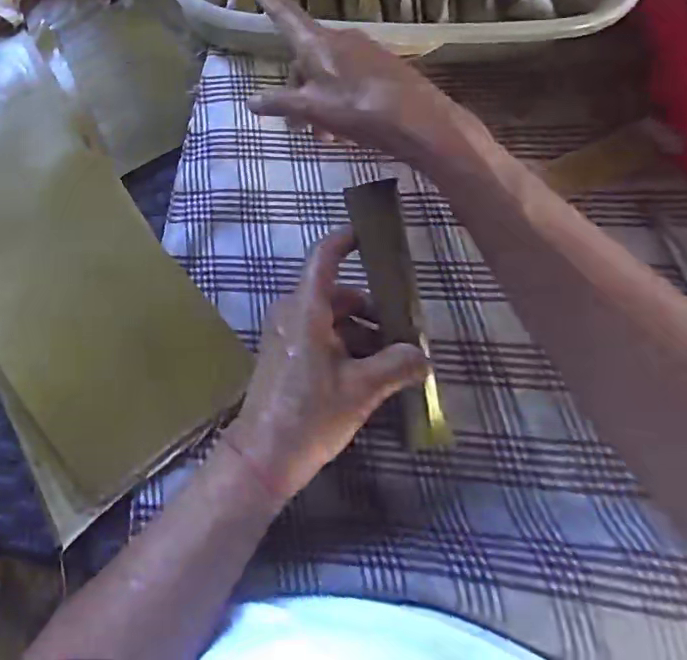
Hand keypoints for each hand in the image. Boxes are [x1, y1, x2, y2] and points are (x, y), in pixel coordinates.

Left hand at [223, 227, 429, 501]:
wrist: (265, 453)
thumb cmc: (311, 413)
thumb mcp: (362, 389)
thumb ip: (396, 365)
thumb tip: (422, 355)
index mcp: (305, 308)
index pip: (323, 259)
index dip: (344, 240)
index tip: (369, 233)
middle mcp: (292, 312)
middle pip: (337, 294)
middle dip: (374, 308)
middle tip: (410, 331)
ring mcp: (286, 333)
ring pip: (332, 318)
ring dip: (364, 332)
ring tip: (398, 362)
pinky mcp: (286, 353)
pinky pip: (322, 336)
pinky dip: (348, 345)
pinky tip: (374, 375)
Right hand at [246, 0, 472, 165]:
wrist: (421, 121)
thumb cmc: (357, 108)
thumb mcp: (311, 109)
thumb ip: (279, 103)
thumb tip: (251, 101)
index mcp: (317, 44)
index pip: (287, 17)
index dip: (270, 4)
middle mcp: (341, 40)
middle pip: (306, 59)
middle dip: (296, 91)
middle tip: (297, 124)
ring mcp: (365, 52)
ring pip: (328, 74)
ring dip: (318, 103)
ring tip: (324, 135)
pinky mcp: (384, 67)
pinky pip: (350, 80)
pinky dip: (340, 102)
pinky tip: (345, 130)